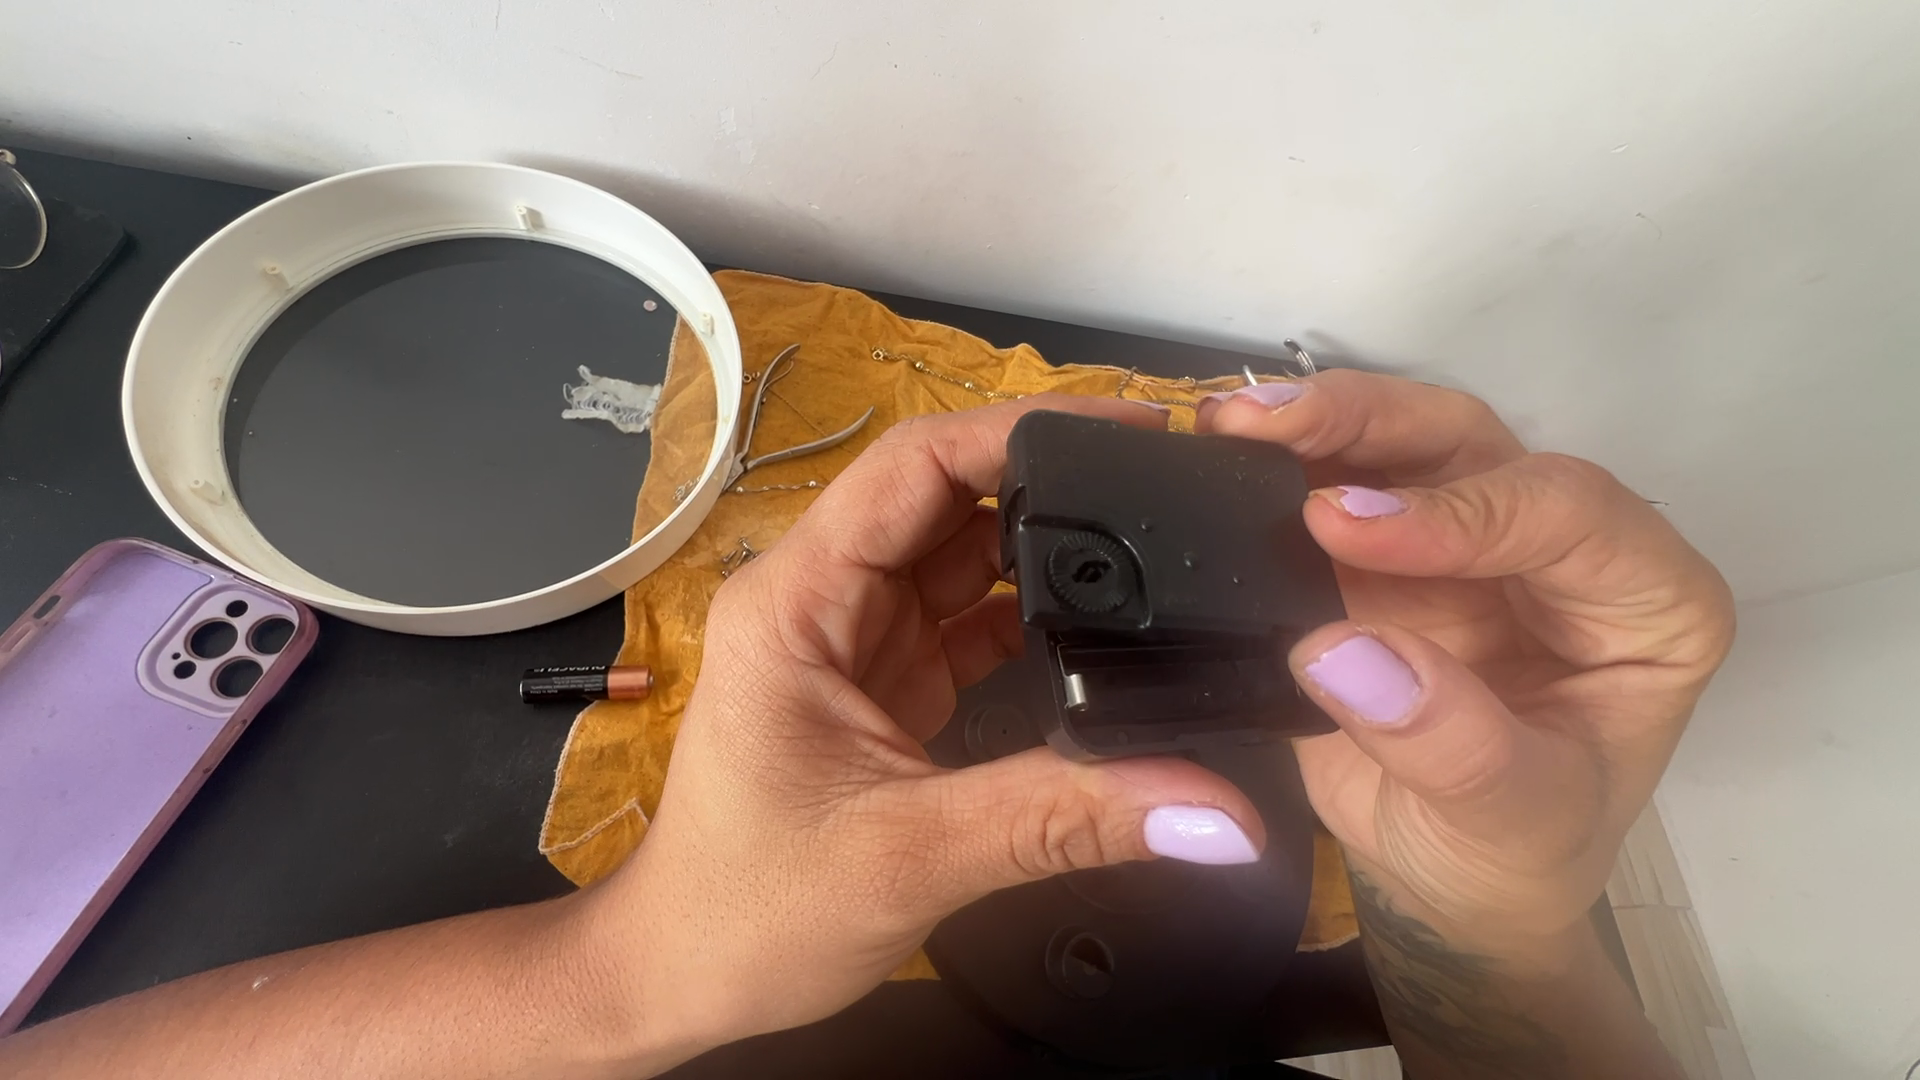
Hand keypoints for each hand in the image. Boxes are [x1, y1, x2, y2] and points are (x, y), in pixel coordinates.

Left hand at [583, 396, 1263, 1054]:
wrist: (686, 970)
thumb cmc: (750, 909)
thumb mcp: (912, 858)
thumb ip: (1065, 820)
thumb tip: (1217, 816)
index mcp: (797, 600)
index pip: (911, 466)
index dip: (1015, 429)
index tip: (1124, 426)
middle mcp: (825, 593)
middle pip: (945, 496)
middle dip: (1048, 476)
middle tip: (1156, 476)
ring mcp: (858, 630)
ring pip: (963, 551)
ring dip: (1046, 543)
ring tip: (1148, 539)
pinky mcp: (887, 669)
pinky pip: (970, 613)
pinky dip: (1032, 612)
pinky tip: (1096, 621)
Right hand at [1199, 372, 1734, 952]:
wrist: (1433, 865)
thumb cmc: (1504, 850)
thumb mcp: (1507, 824)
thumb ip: (1450, 746)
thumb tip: (1338, 652)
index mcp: (1630, 602)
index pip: (1565, 514)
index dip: (1458, 510)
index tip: (1337, 528)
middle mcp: (1540, 549)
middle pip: (1468, 443)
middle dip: (1366, 419)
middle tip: (1263, 422)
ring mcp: (1443, 543)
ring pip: (1390, 442)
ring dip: (1310, 423)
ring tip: (1226, 422)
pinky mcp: (1364, 553)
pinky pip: (1320, 485)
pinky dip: (1268, 465)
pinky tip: (1217, 454)